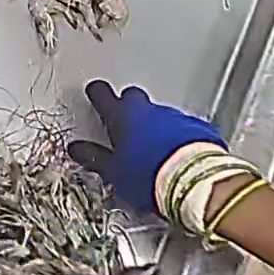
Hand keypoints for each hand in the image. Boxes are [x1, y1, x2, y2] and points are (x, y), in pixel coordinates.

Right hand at [67, 79, 224, 214]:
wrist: (195, 181)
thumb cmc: (150, 174)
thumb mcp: (114, 172)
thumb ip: (94, 157)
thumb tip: (78, 150)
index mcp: (120, 115)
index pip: (102, 93)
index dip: (97, 93)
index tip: (95, 94)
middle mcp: (145, 109)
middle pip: (132, 97)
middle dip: (127, 107)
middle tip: (123, 126)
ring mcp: (172, 115)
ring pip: (157, 112)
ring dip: (153, 124)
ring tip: (152, 150)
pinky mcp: (196, 127)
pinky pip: (181, 125)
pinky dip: (175, 134)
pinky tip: (174, 153)